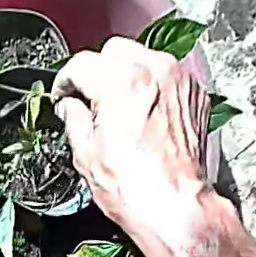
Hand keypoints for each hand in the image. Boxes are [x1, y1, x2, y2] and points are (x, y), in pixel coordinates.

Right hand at [52, 38, 214, 256]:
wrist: (173, 204)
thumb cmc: (132, 186)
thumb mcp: (86, 154)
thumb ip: (74, 120)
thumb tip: (69, 107)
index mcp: (121, 81)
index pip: (81, 63)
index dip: (65, 81)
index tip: (62, 95)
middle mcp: (153, 70)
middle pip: (113, 52)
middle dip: (97, 73)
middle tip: (89, 101)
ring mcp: (178, 79)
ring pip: (142, 58)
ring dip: (125, 77)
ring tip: (117, 109)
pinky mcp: (193, 94)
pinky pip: (164, 76)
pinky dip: (150, 88)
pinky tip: (141, 116)